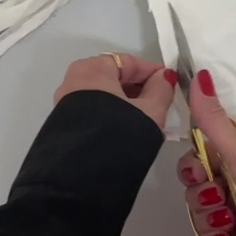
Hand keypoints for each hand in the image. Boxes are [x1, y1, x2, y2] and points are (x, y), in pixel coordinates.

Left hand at [53, 53, 176, 130]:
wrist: (82, 173)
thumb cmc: (118, 132)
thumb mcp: (149, 111)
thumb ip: (161, 90)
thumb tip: (165, 76)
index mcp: (92, 67)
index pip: (129, 61)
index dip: (153, 71)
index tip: (171, 83)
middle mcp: (74, 78)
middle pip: (114, 76)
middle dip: (139, 88)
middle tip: (161, 103)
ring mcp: (66, 100)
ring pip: (103, 94)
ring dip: (126, 102)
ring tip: (147, 118)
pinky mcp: (64, 121)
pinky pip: (94, 108)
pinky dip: (111, 112)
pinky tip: (126, 128)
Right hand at [176, 69, 235, 235]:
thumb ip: (212, 117)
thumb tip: (198, 73)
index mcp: (232, 157)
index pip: (193, 160)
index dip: (190, 170)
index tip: (202, 174)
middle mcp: (231, 182)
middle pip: (193, 190)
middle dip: (201, 200)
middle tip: (220, 202)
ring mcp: (234, 211)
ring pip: (200, 217)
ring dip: (209, 223)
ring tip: (229, 226)